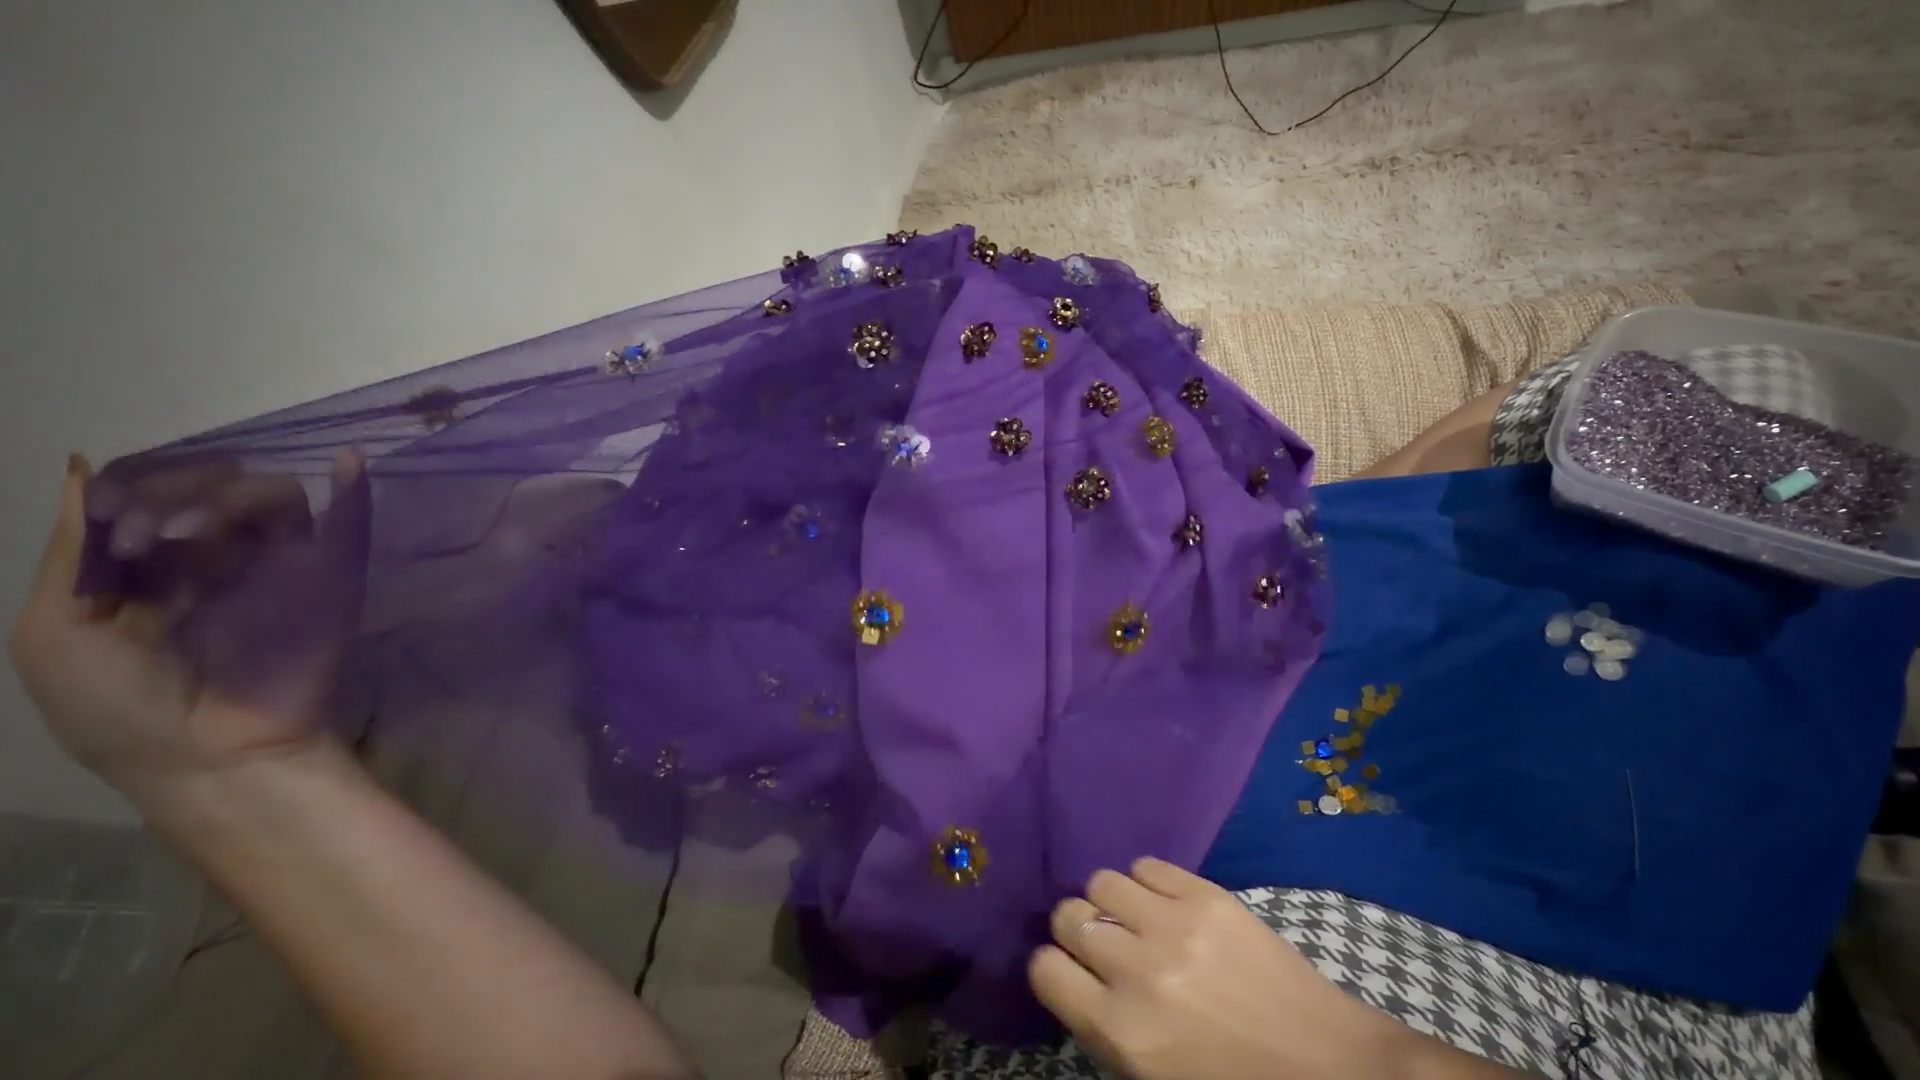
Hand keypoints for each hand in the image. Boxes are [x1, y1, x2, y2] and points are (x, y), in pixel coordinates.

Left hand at [9, 452, 366, 795]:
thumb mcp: (55, 633)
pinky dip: (350, 491)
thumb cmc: (120, 711)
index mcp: (151, 566)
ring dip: (227, 496)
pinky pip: (342, 525)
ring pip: (269, 494)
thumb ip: (71, 551)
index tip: (119, 529)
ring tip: (193, 533)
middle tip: (154, 536)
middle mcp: (217, 556)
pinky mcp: (327, 580)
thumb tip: (85, 464)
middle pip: (209, 481)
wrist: (209, 761)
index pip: (150, 492)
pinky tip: (348, 463)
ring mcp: (278, 565)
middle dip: (172, 491)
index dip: (132, 491)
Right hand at [1031, 857, 1408, 1079]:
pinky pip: (1147, 865)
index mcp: (1121, 1031)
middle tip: (1106, 947)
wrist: (1327, 1065)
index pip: (1044, 968)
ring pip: (1101, 882)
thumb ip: (1101, 1026)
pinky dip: (1147, 883)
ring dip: (1110, 903)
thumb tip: (1073, 975)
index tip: (1072, 973)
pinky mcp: (1208, 897)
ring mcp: (1174, 926)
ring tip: (1135, 920)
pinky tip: (1165, 906)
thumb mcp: (1150, 1076)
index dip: (1054, 969)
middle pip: (1068, 917)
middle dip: (1078, 932)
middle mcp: (1137, 971)